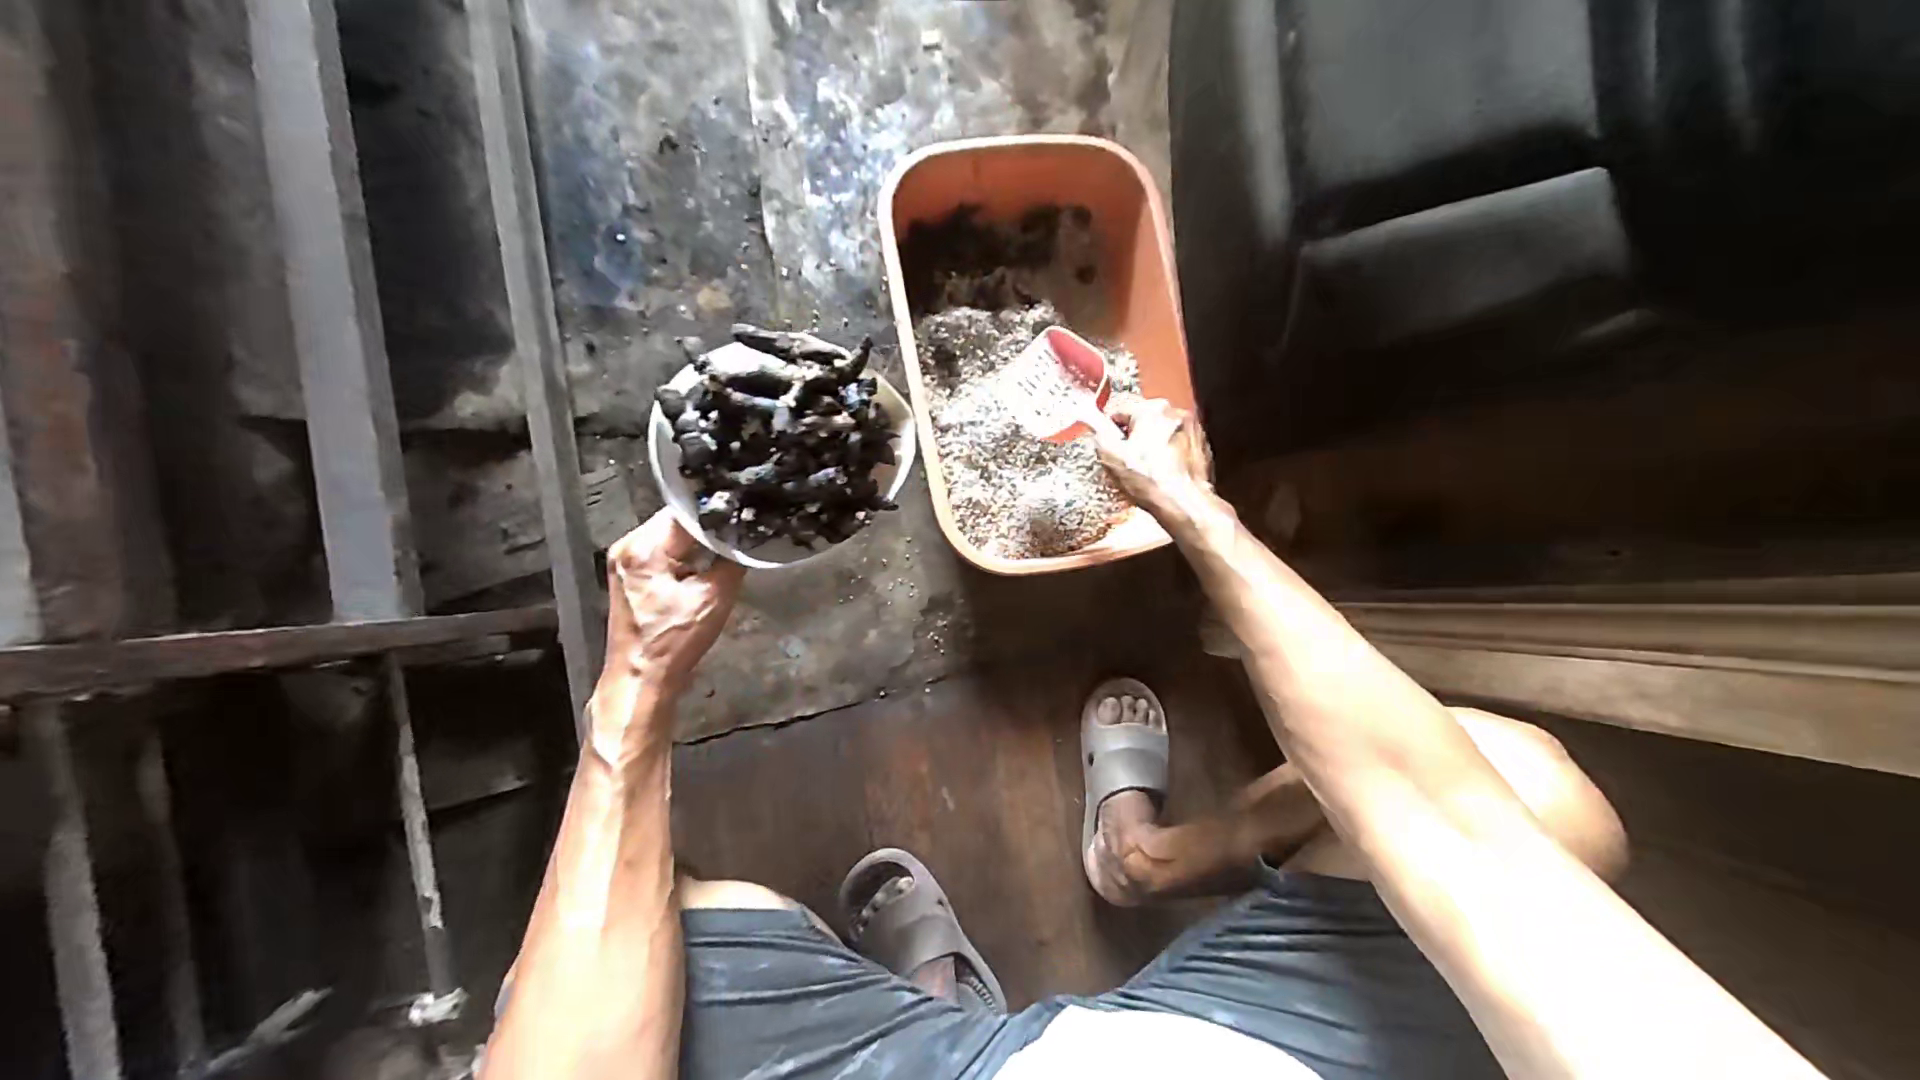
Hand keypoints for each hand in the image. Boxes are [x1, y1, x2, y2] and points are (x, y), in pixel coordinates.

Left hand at [598, 509, 743, 710]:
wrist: (641, 678)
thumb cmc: (674, 642)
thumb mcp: (717, 597)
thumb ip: (733, 557)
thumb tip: (747, 533)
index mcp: (643, 547)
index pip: (688, 511)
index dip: (719, 512)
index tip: (744, 514)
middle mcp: (628, 546)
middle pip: (678, 519)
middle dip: (709, 528)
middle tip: (739, 534)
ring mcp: (626, 559)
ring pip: (673, 534)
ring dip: (698, 542)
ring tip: (726, 550)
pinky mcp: (631, 573)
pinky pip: (665, 550)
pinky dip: (686, 555)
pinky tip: (705, 566)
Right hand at [1092, 395, 1213, 520]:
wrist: (1183, 502)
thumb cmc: (1150, 480)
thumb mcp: (1110, 456)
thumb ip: (1099, 435)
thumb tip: (1098, 428)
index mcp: (1150, 409)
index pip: (1119, 410)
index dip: (1110, 430)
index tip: (1110, 446)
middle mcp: (1174, 412)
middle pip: (1142, 419)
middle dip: (1133, 436)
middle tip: (1128, 460)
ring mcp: (1191, 427)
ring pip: (1161, 431)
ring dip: (1152, 444)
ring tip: (1147, 469)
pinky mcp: (1201, 444)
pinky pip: (1177, 443)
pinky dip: (1169, 453)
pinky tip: (1163, 471)